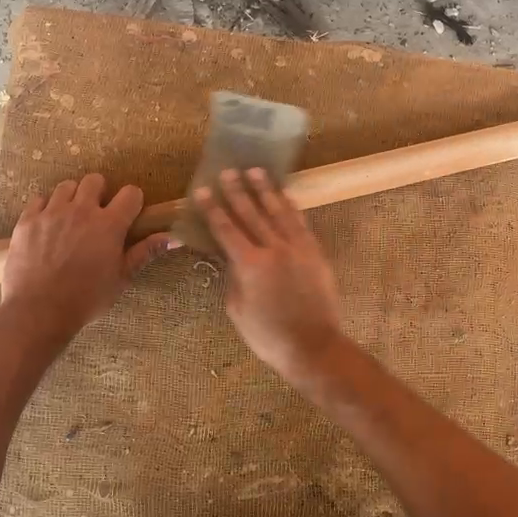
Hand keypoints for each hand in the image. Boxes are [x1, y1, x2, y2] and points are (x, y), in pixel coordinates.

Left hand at [0, 174, 174, 335]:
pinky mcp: (27, 220)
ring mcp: (52, 212)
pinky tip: (48, 225)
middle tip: (97, 214)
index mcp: (109, 224)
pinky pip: (39, 200)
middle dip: (100, 193)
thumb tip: (174, 238)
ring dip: (72, 198)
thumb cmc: (87, 297)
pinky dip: (45, 208)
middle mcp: (81, 210)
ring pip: (66, 186)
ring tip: (71, 217)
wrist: (39, 310)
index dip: (132, 202)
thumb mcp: (122, 278)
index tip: (128, 215)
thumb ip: (146, 252)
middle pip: (95, 180)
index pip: (130, 193)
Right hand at [196, 168, 345, 383]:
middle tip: (227, 171)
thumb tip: (229, 257)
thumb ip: (232, 278)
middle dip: (237, 191)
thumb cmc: (268, 335)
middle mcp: (274, 249)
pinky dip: (291, 206)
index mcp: (250, 264)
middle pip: (252, 213)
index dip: (212, 209)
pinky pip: (301, 222)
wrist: (313, 346)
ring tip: (256, 171)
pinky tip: (285, 196)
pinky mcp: (315, 253)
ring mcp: (298, 248)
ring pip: (279, 211)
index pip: (226, 229)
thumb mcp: (238, 309)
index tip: (202, 191)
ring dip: (266, 190)